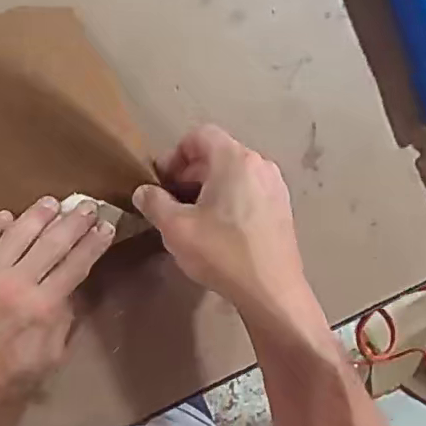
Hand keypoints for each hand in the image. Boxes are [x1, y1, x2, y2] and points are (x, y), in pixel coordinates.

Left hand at [0, 195, 117, 419]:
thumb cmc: (4, 376)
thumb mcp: (49, 358)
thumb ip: (64, 322)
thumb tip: (72, 292)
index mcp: (43, 307)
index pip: (76, 264)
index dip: (93, 243)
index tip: (105, 226)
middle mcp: (17, 283)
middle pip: (52, 242)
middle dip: (74, 221)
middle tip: (86, 205)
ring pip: (17, 233)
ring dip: (37, 214)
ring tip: (51, 202)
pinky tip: (7, 216)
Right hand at [133, 124, 321, 327]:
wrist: (270, 290)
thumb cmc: (221, 252)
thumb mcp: (175, 228)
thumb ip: (154, 202)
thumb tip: (143, 191)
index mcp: (234, 159)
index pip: (199, 135)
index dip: (174, 154)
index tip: (162, 182)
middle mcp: (259, 164)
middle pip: (217, 154)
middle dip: (189, 173)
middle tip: (171, 202)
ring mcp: (275, 187)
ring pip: (233, 175)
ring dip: (208, 189)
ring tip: (193, 219)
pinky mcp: (282, 209)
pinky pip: (248, 192)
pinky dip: (229, 201)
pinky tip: (218, 231)